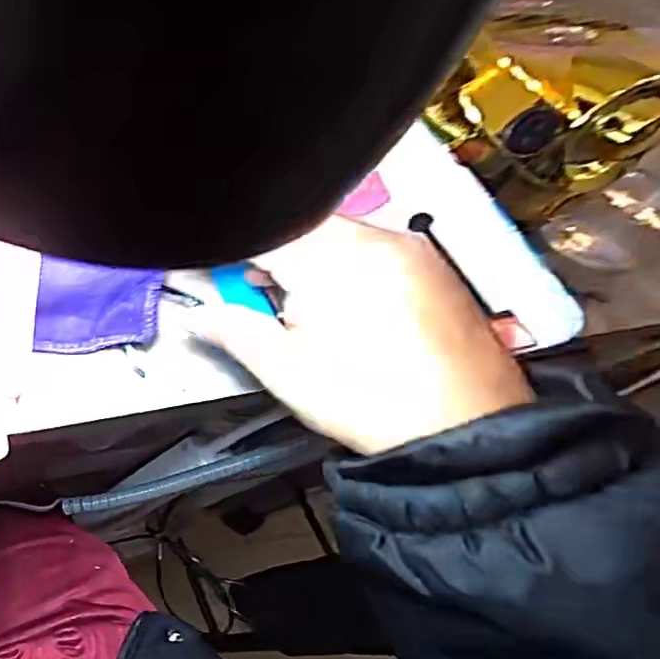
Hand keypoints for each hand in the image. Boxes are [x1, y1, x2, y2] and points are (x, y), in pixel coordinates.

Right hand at [190, 215, 534, 454]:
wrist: (461, 430)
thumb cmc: (374, 399)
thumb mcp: (277, 365)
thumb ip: (228, 327)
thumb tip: (198, 315)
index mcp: (338, 260)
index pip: (260, 237)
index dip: (221, 256)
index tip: (201, 273)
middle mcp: (382, 244)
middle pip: (296, 228)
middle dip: (260, 256)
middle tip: (238, 291)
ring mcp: (413, 255)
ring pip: (331, 235)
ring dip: (296, 260)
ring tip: (280, 302)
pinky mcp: (431, 271)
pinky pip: (366, 249)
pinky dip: (333, 267)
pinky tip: (323, 305)